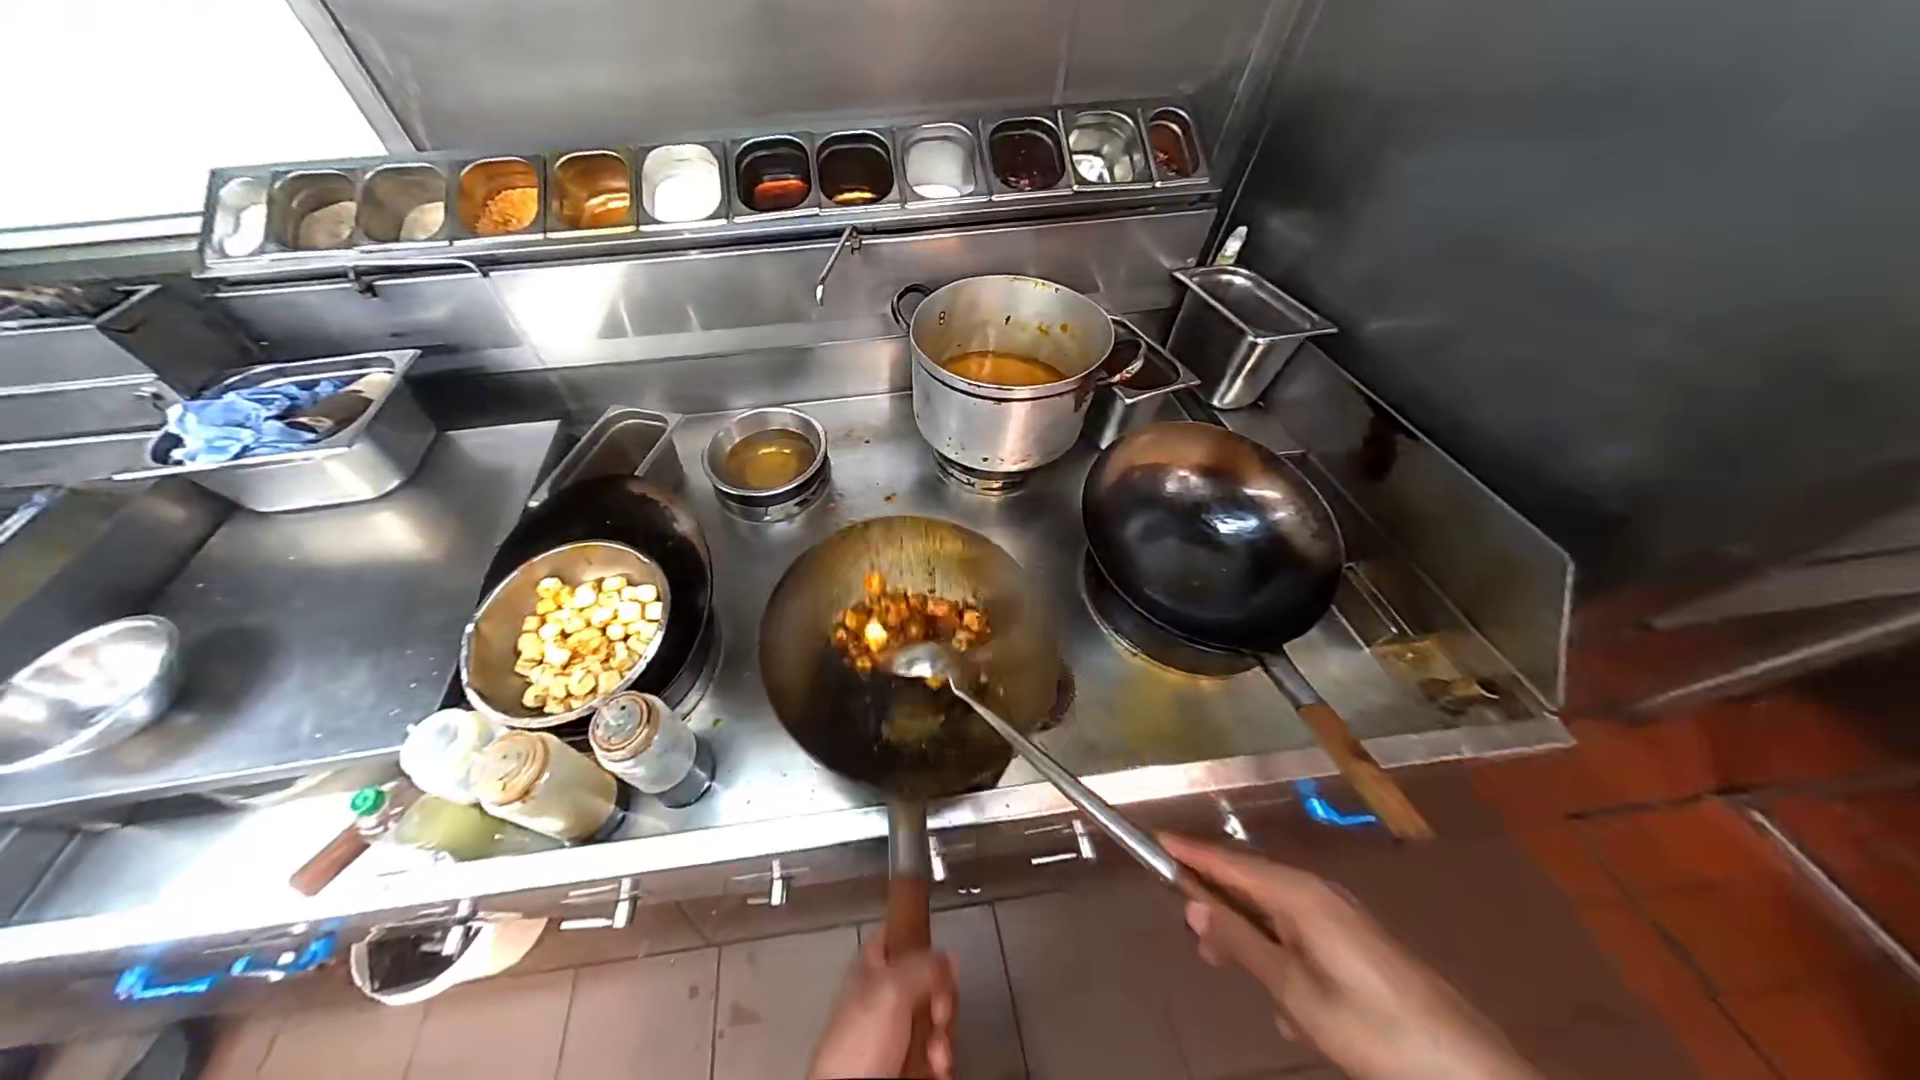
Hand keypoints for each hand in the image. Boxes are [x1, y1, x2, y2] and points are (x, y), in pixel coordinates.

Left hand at [808, 934, 957, 1079]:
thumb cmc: (859, 1042)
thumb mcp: (891, 988)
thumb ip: (922, 964)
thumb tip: (947, 955)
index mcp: (871, 969)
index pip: (896, 935)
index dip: (920, 940)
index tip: (941, 960)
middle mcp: (884, 997)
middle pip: (927, 980)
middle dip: (942, 998)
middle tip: (937, 1013)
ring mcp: (895, 1032)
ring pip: (936, 1018)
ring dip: (943, 1035)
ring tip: (934, 1052)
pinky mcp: (907, 1062)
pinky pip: (936, 1050)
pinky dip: (940, 1060)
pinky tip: (934, 1068)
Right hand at [1161, 833, 1539, 1079]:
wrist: (1472, 1073)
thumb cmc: (1374, 1028)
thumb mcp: (1295, 991)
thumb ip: (1241, 944)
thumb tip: (1193, 904)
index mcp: (1300, 895)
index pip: (1230, 862)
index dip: (1191, 852)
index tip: (1155, 840)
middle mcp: (1319, 894)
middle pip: (1251, 884)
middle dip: (1218, 906)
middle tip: (1193, 940)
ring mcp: (1341, 917)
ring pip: (1274, 913)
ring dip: (1249, 939)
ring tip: (1232, 972)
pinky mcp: (1357, 943)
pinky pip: (1300, 935)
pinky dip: (1282, 958)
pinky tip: (1290, 1007)